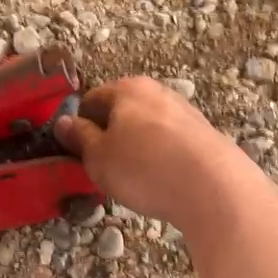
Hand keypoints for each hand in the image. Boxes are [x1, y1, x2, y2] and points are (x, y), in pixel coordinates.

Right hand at [53, 77, 249, 231]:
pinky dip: (159, 159)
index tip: (76, 152)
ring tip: (132, 180)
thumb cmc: (144, 168)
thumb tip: (64, 122)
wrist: (213, 188)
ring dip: (134, 149)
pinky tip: (159, 182)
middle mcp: (158, 92)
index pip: (90, 100)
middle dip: (109, 137)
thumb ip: (79, 137)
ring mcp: (185, 112)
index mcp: (127, 89)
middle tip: (102, 169)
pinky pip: (169, 144)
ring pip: (146, 129)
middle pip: (121, 112)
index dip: (78, 126)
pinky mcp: (204, 136)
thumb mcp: (98, 157)